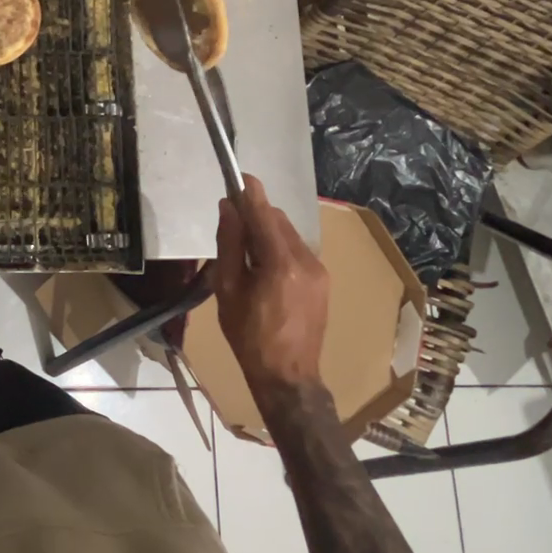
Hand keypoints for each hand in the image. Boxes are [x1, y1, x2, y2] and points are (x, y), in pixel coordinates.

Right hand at [213, 175, 329, 391]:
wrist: (288, 377)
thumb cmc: (249, 335)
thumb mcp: (227, 288)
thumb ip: (229, 244)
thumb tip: (229, 208)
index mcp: (281, 263)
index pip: (264, 214)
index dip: (250, 193)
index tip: (239, 175)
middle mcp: (306, 260)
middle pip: (277, 221)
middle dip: (256, 215)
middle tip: (230, 224)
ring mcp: (320, 271)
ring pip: (288, 235)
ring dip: (267, 232)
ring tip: (244, 252)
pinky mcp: (323, 282)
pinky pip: (297, 251)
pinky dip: (278, 248)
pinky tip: (263, 267)